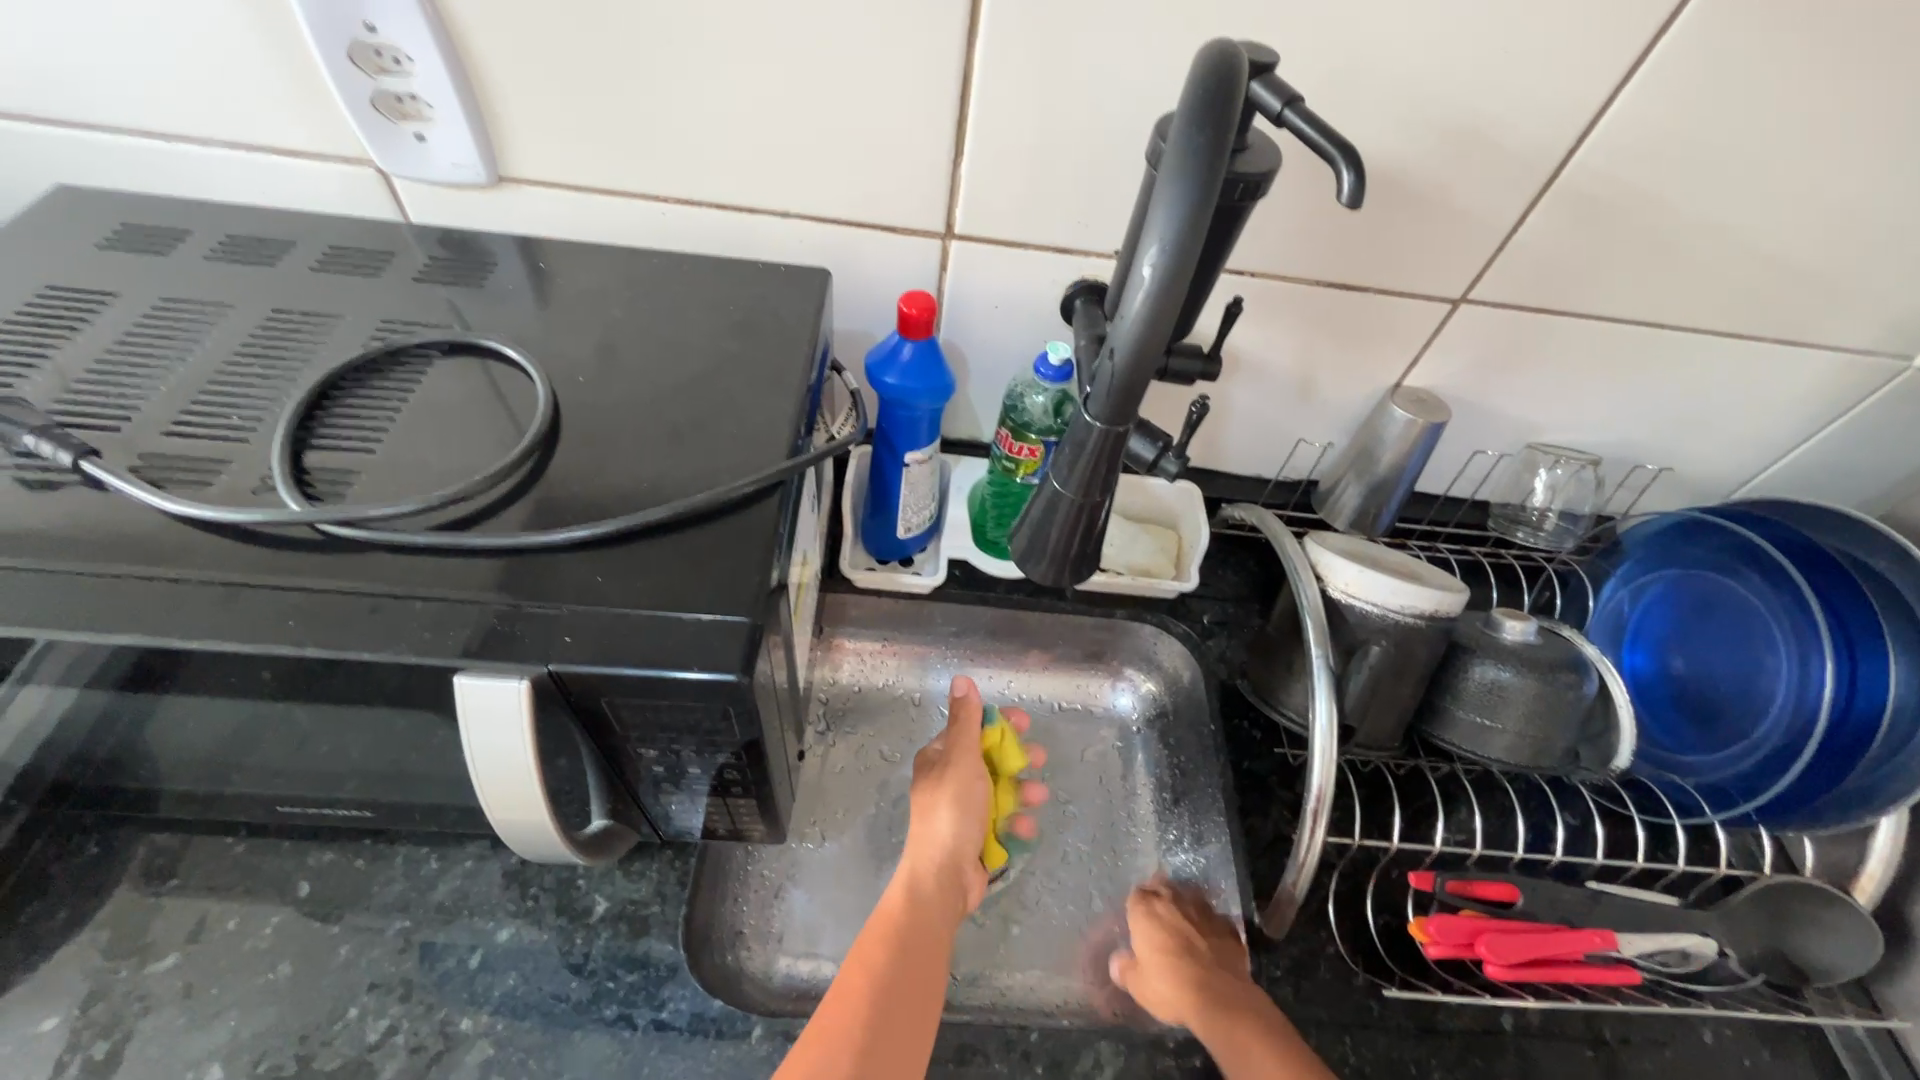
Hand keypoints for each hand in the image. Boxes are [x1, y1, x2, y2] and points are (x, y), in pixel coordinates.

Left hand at [896, 675, 1047, 920]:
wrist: (944, 877)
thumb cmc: (951, 811)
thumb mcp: (961, 758)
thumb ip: (966, 720)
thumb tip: (962, 679)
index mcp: (939, 758)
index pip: (972, 729)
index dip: (999, 724)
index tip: (1024, 723)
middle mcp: (949, 780)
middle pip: (989, 759)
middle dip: (1016, 758)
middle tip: (1038, 758)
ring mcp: (963, 811)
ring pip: (1000, 791)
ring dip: (1022, 791)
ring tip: (1039, 797)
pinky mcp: (976, 837)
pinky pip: (1002, 821)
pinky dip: (1016, 822)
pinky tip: (1025, 828)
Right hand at [1108, 874, 1254, 1029]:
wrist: (1221, 999)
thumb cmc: (1171, 988)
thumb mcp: (1138, 986)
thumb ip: (1125, 969)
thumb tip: (1117, 961)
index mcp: (1146, 910)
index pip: (1136, 894)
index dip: (1136, 906)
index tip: (1137, 921)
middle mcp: (1174, 901)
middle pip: (1163, 887)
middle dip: (1159, 896)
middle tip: (1158, 917)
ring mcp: (1204, 910)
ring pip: (1191, 897)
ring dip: (1185, 906)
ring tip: (1184, 923)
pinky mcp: (1228, 925)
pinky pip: (1214, 917)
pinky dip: (1209, 924)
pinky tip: (1210, 939)